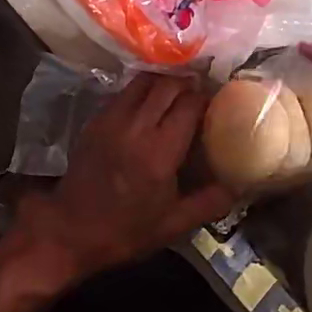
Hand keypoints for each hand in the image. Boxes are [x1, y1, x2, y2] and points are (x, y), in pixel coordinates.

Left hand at [12, 73, 235, 278]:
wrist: (71, 231)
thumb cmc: (126, 230)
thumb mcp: (174, 224)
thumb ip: (210, 202)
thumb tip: (240, 185)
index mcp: (160, 151)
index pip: (189, 105)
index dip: (206, 97)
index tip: (218, 101)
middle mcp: (136, 126)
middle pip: (168, 85)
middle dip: (188, 83)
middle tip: (200, 92)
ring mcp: (112, 119)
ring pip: (144, 81)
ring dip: (164, 80)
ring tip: (177, 91)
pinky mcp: (96, 120)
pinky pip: (125, 92)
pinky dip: (142, 90)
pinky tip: (150, 103)